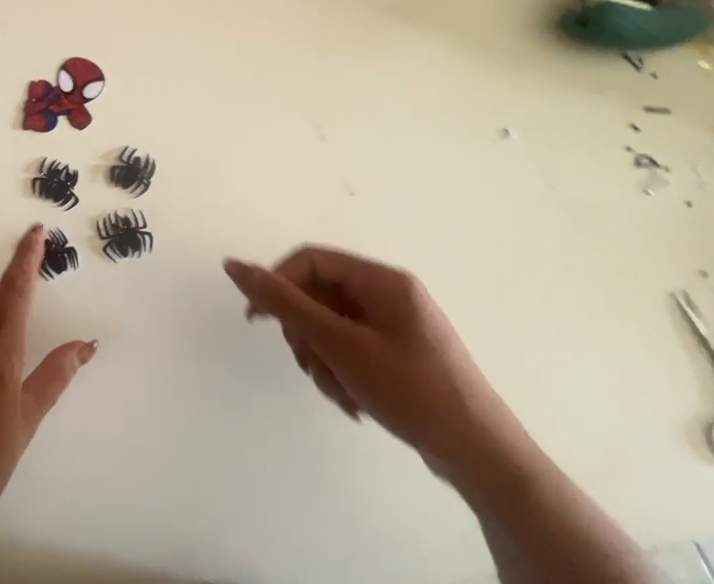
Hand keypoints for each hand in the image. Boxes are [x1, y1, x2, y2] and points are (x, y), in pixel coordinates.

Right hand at [223, 245, 523, 481]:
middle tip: (312, 364)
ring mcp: (395, 326)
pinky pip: (348, 349)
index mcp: (383, 281)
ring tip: (338, 389)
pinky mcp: (397, 354)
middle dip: (304, 333)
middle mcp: (390, 296)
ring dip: (320, 359)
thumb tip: (234, 266)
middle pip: (316, 295)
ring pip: (327, 327)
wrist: (479, 454)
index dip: (277, 284)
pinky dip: (339, 372)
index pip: (309, 261)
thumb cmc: (411, 390)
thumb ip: (283, 302)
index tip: (259, 321)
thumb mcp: (339, 344)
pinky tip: (353, 400)